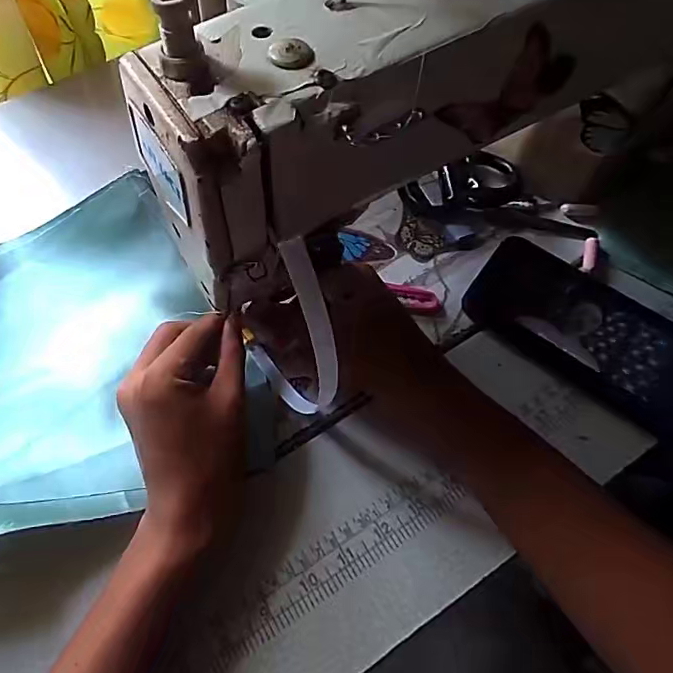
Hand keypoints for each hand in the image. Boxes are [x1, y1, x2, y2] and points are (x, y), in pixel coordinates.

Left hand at [117, 314, 245, 559]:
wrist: (187, 510)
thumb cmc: (215, 459)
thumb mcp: (230, 400)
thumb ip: (232, 353)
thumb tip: (236, 320)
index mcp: (158, 377)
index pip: (193, 332)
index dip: (220, 322)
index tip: (244, 319)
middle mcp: (134, 376)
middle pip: (170, 333)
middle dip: (201, 331)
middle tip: (232, 342)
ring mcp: (128, 390)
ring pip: (161, 347)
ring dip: (189, 346)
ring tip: (220, 361)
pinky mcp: (131, 402)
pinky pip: (155, 366)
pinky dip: (178, 363)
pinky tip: (202, 377)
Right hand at [247, 266, 486, 462]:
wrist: (430, 404)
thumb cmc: (382, 365)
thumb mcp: (328, 343)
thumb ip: (284, 325)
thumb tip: (245, 311)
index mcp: (349, 276)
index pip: (297, 268)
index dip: (268, 284)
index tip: (241, 301)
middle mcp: (353, 286)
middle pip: (303, 293)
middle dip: (278, 314)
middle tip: (254, 333)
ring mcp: (359, 312)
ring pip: (312, 317)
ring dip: (292, 333)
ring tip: (272, 351)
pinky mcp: (362, 338)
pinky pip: (326, 335)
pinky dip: (310, 346)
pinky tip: (295, 362)